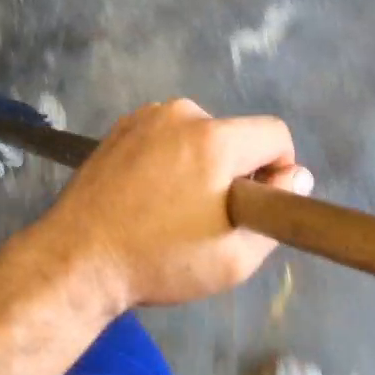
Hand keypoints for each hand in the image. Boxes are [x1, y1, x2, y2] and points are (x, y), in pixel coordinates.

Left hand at [34, 98, 312, 311]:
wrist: (79, 257)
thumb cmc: (161, 260)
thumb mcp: (235, 257)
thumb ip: (276, 211)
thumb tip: (296, 176)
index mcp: (215, 139)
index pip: (275, 133)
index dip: (279, 169)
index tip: (258, 204)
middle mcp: (182, 113)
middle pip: (235, 134)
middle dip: (235, 169)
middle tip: (209, 217)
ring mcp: (147, 116)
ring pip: (200, 134)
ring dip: (201, 163)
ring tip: (173, 210)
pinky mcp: (121, 126)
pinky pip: (167, 135)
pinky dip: (170, 158)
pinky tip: (148, 195)